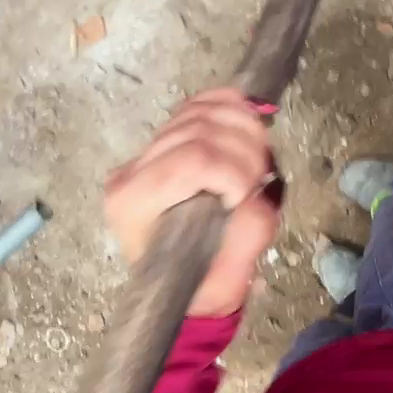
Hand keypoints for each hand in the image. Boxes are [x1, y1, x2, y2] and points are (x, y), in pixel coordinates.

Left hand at [104, 88, 280, 317]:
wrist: (185, 286)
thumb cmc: (202, 286)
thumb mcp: (230, 276)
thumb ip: (248, 233)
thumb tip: (259, 194)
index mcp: (134, 204)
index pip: (193, 159)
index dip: (234, 170)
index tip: (249, 194)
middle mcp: (131, 172)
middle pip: (199, 129)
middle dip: (244, 150)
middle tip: (261, 177)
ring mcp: (144, 155)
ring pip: (199, 113)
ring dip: (241, 127)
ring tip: (257, 160)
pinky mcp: (163, 144)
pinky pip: (197, 106)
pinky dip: (228, 106)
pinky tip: (247, 120)